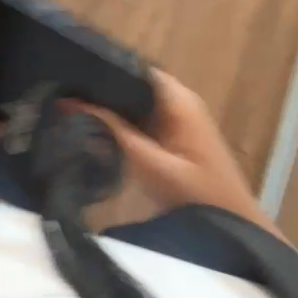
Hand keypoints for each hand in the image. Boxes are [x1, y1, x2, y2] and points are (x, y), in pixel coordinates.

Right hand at [78, 70, 280, 236]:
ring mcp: (178, 118)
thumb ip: (111, 129)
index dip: (101, 67)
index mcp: (177, 98)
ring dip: (107, 105)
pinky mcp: (174, 136)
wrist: (236, 230)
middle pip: (131, 82)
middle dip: (99, 88)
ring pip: (133, 101)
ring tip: (67, 106)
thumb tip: (68, 101)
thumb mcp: (149, 163)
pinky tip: (92, 128)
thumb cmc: (196, 195)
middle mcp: (178, 100)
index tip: (67, 73)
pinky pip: (140, 118)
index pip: (133, 67)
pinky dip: (119, 121)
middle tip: (60, 92)